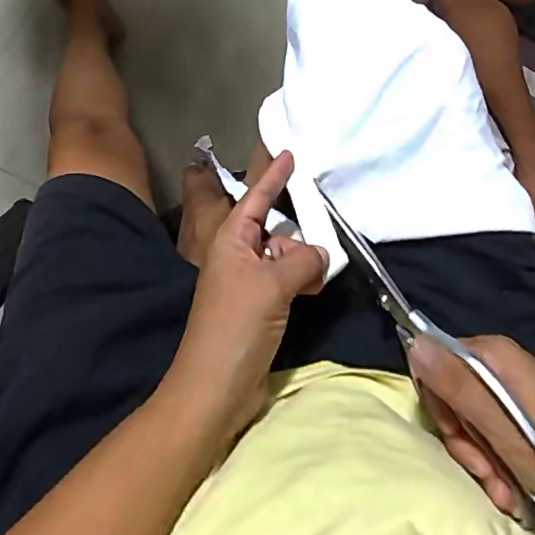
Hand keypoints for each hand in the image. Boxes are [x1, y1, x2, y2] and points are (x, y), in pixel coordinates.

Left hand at [163, 151, 327, 438]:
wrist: (216, 382)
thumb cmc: (236, 324)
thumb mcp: (272, 285)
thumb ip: (301, 261)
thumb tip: (318, 252)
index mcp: (231, 238)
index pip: (256, 197)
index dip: (273, 176)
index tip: (288, 152)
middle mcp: (237, 253)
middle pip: (276, 229)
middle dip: (297, 238)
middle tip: (312, 261)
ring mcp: (247, 280)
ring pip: (285, 256)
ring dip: (301, 264)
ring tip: (310, 284)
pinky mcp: (259, 305)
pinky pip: (286, 279)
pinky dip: (300, 282)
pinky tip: (310, 293)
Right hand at [410, 335, 534, 530]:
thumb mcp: (503, 428)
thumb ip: (455, 384)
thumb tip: (413, 340)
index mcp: (492, 355)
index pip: (432, 361)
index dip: (438, 403)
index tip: (459, 439)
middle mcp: (501, 368)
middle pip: (450, 394)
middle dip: (462, 440)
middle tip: (484, 472)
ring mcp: (516, 398)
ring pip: (470, 422)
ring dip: (480, 461)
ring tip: (504, 492)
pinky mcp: (529, 426)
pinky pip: (493, 439)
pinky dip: (497, 468)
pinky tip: (513, 493)